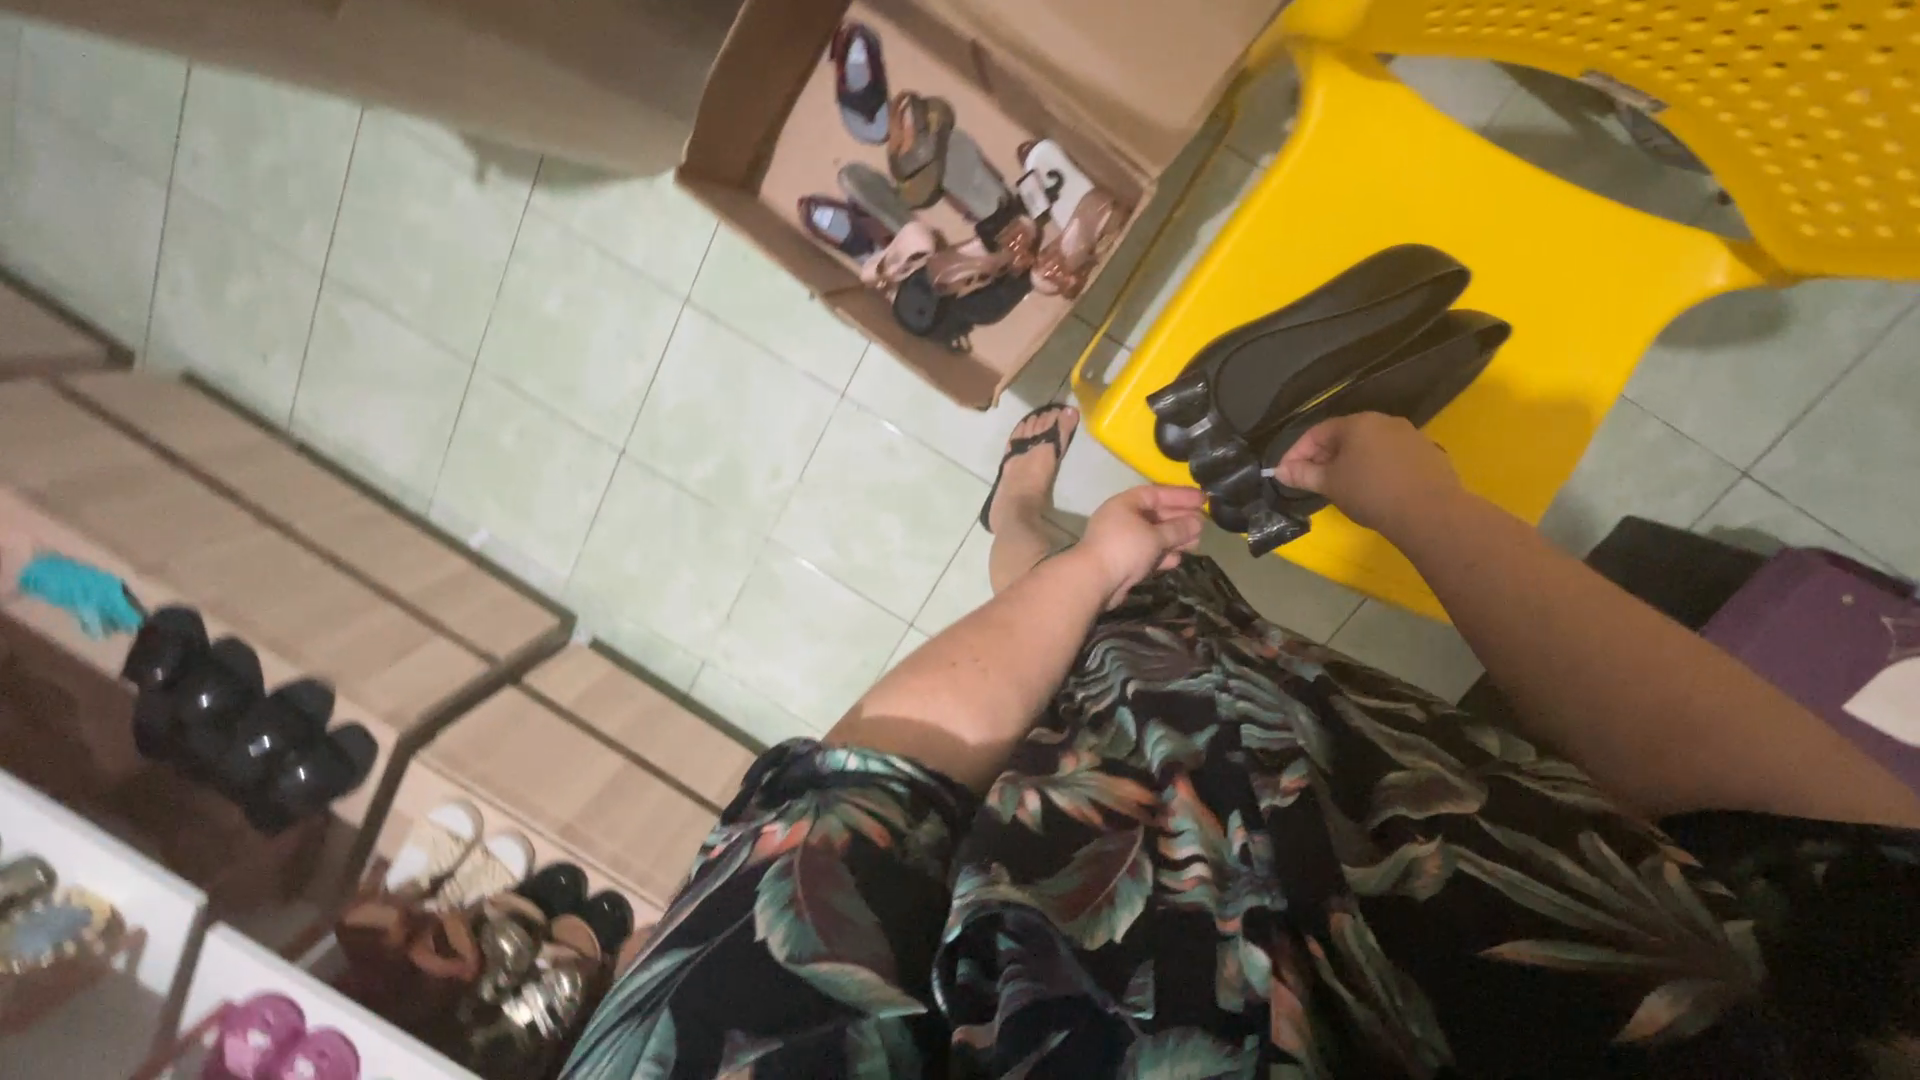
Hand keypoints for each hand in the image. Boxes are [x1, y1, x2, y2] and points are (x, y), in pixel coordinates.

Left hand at [1073, 485, 1206, 608]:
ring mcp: (1121, 541)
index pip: (1156, 493)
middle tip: (1203, 523)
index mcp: (1125, 504)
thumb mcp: (1155, 536)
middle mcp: (1121, 519)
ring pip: (1152, 536)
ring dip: (1174, 539)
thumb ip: (1178, 528)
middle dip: (1179, 520)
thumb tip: (1198, 522)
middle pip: (1155, 515)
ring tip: (1196, 543)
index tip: (1203, 499)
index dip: (1180, 496)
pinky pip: (1146, 553)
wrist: (1094, 581)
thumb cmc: (1125, 548)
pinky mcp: (1122, 561)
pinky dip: (1162, 555)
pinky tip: (1178, 559)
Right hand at [1272, 413, 1461, 534]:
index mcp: (1357, 423)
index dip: (1296, 453)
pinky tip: (1373, 489)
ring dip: (1349, 463)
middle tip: (1311, 481)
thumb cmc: (1370, 492)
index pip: (1317, 432)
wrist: (1430, 512)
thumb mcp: (1329, 484)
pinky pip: (1390, 457)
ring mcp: (1410, 436)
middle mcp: (1384, 422)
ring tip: (1341, 486)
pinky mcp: (1427, 454)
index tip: (1285, 473)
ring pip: (1368, 446)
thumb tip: (1280, 471)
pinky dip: (1374, 468)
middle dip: (1322, 457)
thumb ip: (1302, 474)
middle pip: (1343, 436)